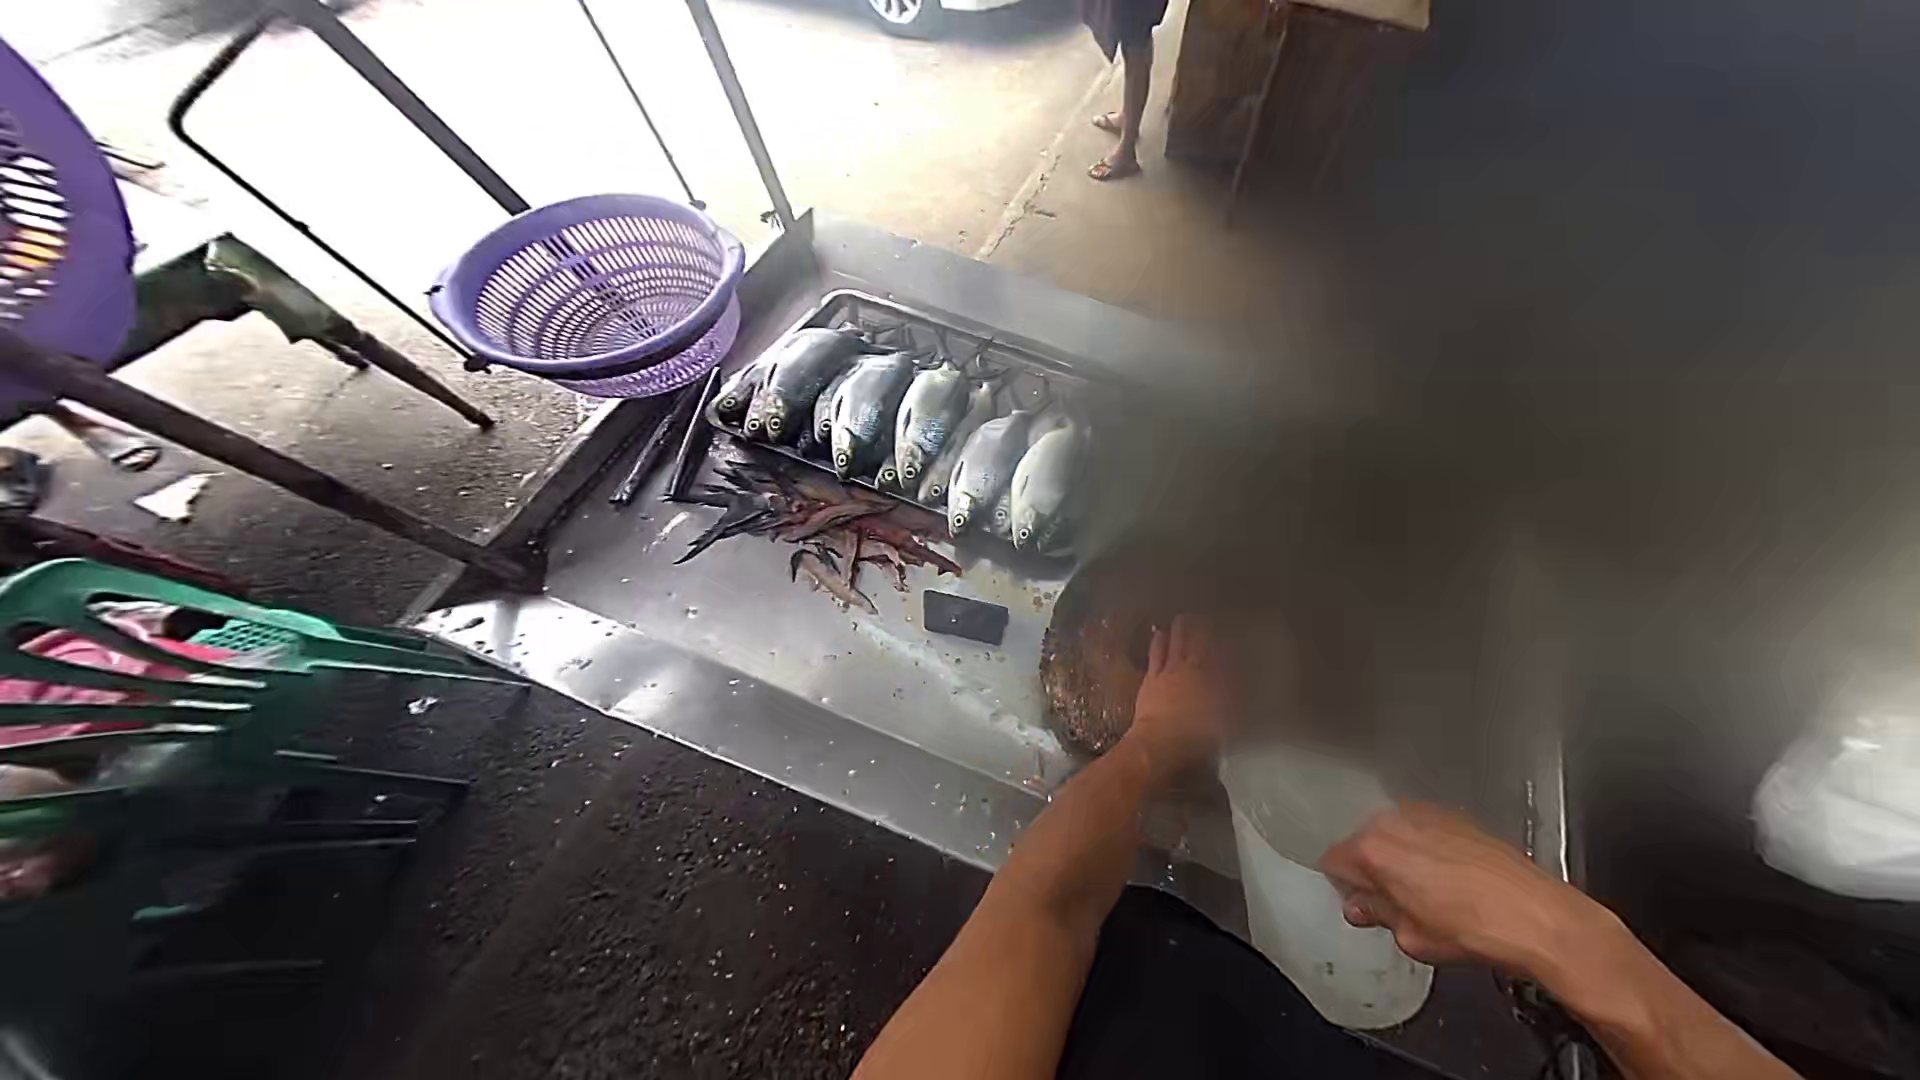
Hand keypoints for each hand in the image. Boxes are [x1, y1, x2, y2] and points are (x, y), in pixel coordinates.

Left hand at [1122, 614, 1235, 780]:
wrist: (1160, 741)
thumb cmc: (1197, 738)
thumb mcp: (1226, 722)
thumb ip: (1233, 699)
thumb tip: (1239, 683)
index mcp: (1214, 680)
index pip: (1223, 655)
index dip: (1226, 643)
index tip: (1230, 635)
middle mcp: (1193, 670)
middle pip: (1199, 643)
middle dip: (1203, 628)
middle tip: (1206, 616)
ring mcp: (1170, 671)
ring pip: (1177, 642)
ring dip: (1181, 629)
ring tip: (1184, 616)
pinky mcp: (1152, 676)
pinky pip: (1156, 652)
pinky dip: (1159, 640)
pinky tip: (1160, 632)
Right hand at [1319, 801, 1612, 975]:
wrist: (1544, 920)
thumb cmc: (1481, 930)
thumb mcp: (1413, 938)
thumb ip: (1377, 915)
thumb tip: (1363, 907)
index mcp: (1371, 851)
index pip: (1333, 861)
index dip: (1345, 886)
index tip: (1362, 902)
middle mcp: (1390, 823)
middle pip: (1361, 842)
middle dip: (1373, 868)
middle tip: (1397, 899)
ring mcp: (1421, 815)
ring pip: (1391, 833)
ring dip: (1399, 855)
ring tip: (1430, 887)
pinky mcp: (1451, 815)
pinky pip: (1422, 828)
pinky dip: (1426, 845)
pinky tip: (1451, 874)